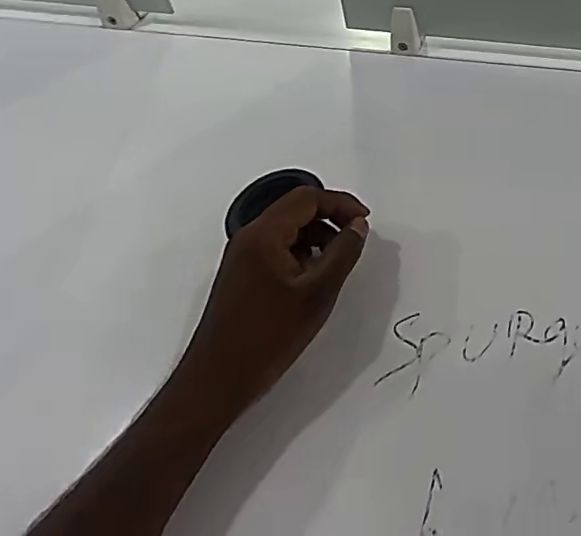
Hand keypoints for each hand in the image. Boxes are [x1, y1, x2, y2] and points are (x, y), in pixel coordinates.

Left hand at [183, 186, 369, 414]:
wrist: (216, 383)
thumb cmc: (266, 338)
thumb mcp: (318, 292)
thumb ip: (343, 252)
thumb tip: (357, 226)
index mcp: (263, 235)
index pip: (307, 198)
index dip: (341, 203)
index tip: (364, 219)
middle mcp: (249, 238)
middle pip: (296, 209)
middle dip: (330, 218)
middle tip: (355, 236)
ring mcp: (242, 257)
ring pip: (288, 229)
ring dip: (317, 236)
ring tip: (338, 260)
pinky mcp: (242, 275)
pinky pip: (278, 248)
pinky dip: (301, 252)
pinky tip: (315, 277)